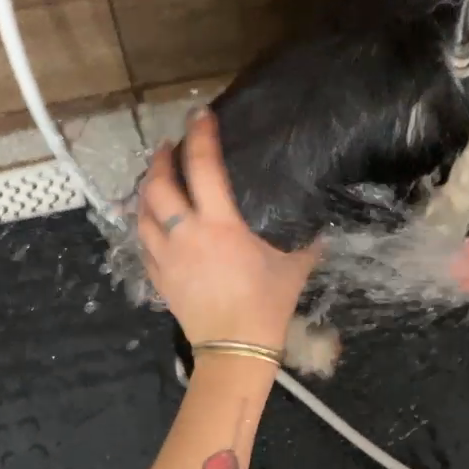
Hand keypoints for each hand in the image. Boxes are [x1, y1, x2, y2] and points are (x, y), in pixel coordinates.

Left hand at [138, 111, 320, 351]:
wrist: (236, 351)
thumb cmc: (266, 308)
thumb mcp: (293, 272)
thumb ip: (306, 246)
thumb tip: (324, 231)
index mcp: (220, 225)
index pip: (203, 166)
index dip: (200, 136)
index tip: (200, 116)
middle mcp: (186, 234)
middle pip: (159, 184)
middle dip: (161, 161)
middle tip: (168, 149)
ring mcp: (168, 257)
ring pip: (143, 213)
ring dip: (146, 191)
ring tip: (154, 182)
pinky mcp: (160, 279)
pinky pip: (145, 245)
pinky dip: (145, 228)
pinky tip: (152, 224)